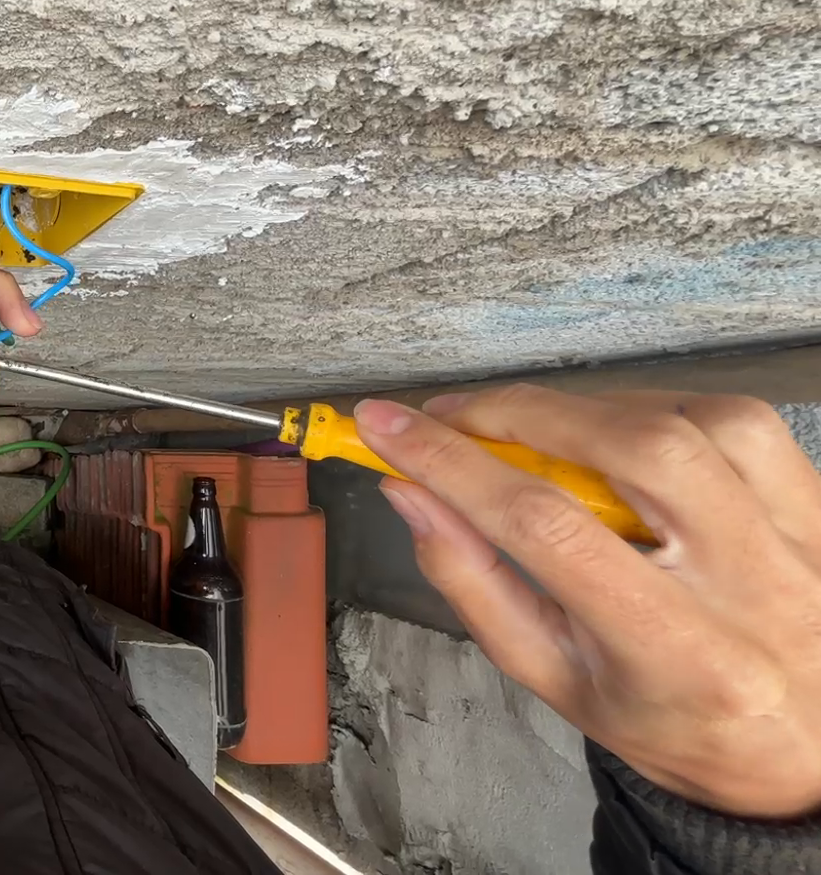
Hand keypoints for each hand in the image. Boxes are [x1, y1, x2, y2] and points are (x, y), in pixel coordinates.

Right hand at [355, 385, 820, 818]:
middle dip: (515, 413)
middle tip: (448, 416)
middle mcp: (762, 589)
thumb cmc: (658, 715)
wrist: (804, 750)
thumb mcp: (541, 669)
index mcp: (677, 650)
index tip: (379, 424)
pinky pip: (739, 423)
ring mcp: (810, 544)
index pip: (542, 525)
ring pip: (696, 422)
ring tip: (525, 427)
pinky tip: (604, 432)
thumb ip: (465, 576)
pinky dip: (651, 406)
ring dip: (582, 407)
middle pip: (636, 449)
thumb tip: (405, 489)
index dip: (447, 461)